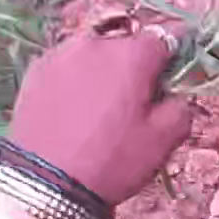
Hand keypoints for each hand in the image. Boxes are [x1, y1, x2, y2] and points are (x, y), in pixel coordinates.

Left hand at [7, 31, 192, 203]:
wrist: (47, 182)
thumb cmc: (114, 159)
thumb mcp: (164, 140)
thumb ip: (181, 108)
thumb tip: (177, 96)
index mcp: (131, 57)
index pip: (164, 36)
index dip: (177, 51)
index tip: (179, 70)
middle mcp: (95, 44)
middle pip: (128, 46)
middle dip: (139, 67)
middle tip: (142, 103)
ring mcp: (61, 55)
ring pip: (97, 56)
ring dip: (108, 74)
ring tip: (107, 110)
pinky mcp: (36, 70)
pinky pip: (70, 68)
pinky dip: (81, 82)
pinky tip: (80, 112)